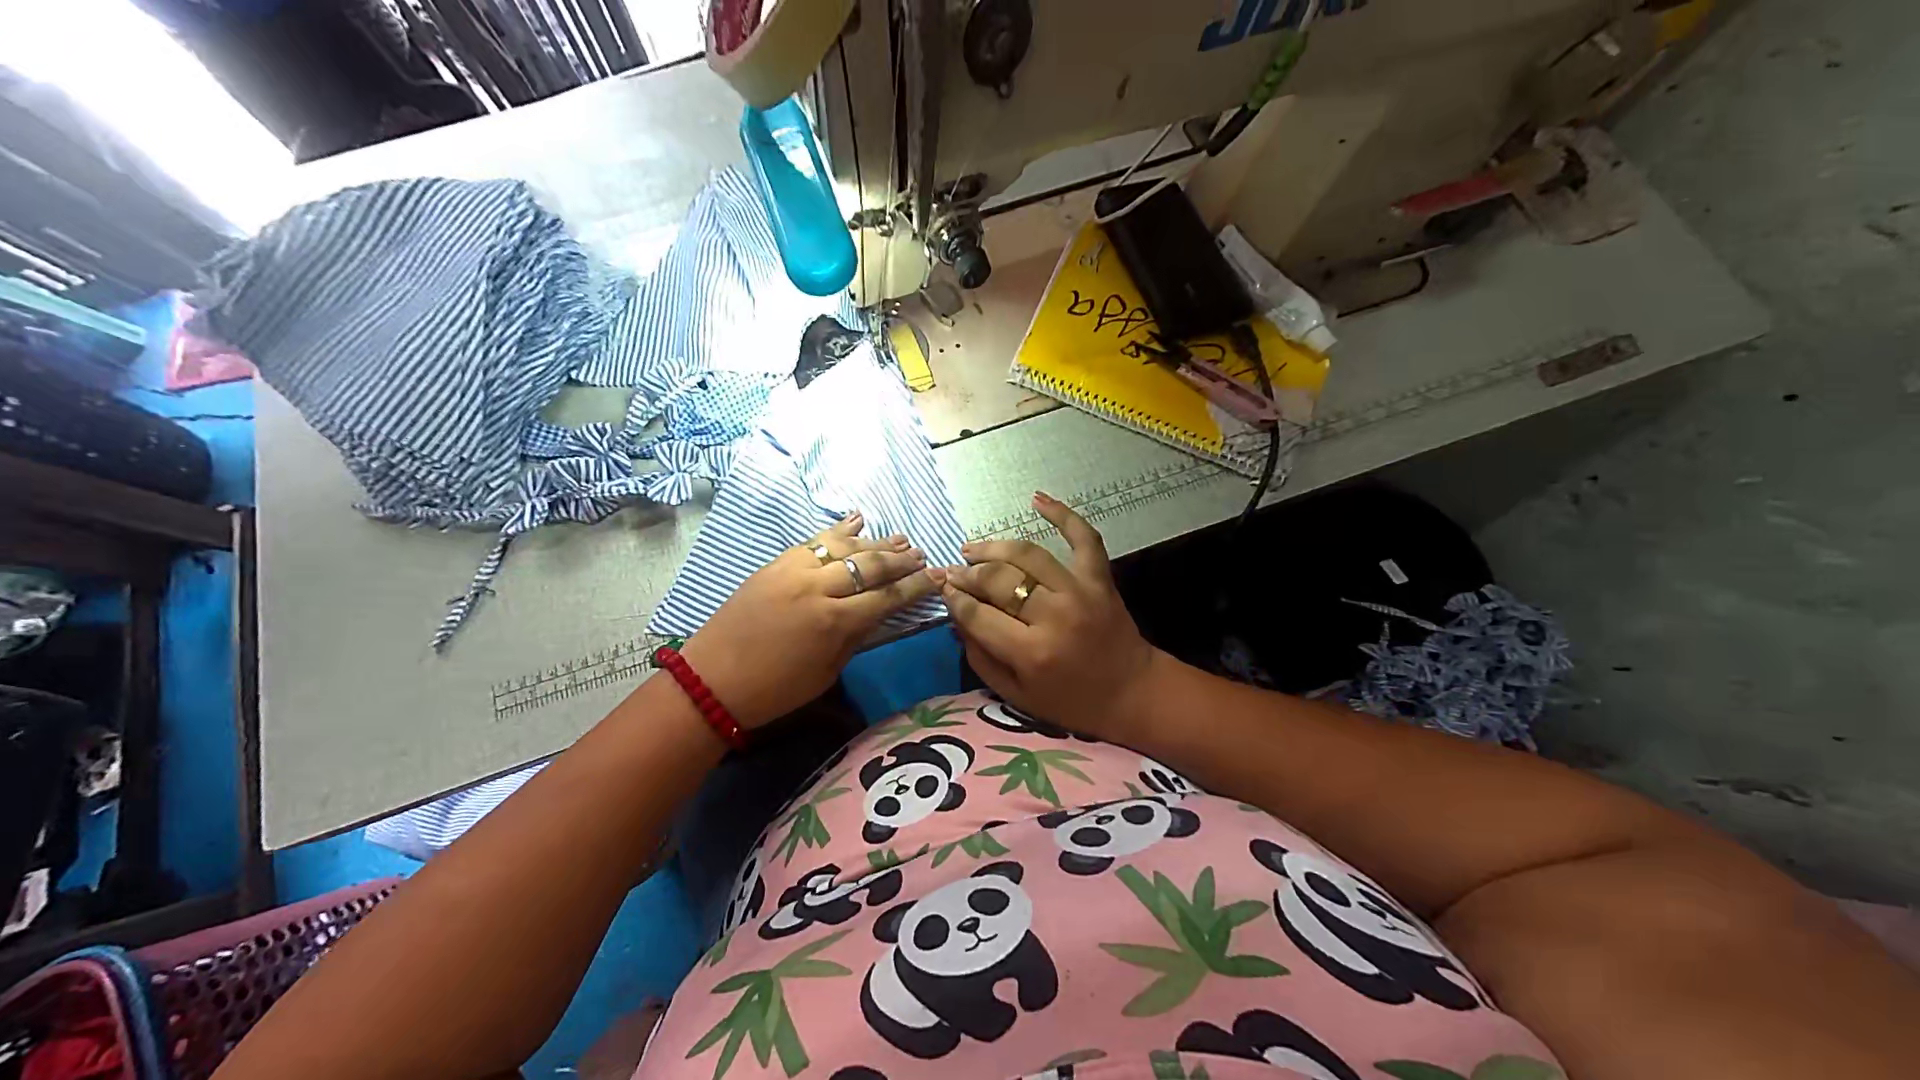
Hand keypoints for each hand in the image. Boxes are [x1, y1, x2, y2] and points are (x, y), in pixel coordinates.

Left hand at [678, 511, 935, 727]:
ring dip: (875, 543)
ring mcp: (793, 570)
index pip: (886, 597)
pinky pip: (812, 541)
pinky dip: (837, 531)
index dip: (915, 587)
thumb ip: (855, 638)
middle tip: (921, 556)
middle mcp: (817, 588)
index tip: (938, 577)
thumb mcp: (826, 672)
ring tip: (900, 539)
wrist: (711, 681)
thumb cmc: (774, 690)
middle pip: (870, 566)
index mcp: (833, 622)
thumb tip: (878, 613)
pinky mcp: (775, 564)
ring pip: (844, 547)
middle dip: (900, 561)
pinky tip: (857, 520)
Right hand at [931, 492, 1164, 740]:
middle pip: (998, 581)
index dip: (955, 598)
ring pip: (1028, 555)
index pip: (978, 614)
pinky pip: (1083, 538)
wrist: (1133, 692)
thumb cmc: (1071, 701)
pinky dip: (1063, 514)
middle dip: (968, 574)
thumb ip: (981, 657)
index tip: (943, 588)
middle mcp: (1054, 616)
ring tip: (973, 549)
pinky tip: (1037, 499)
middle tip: (954, 571)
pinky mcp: (1100, 578)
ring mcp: (1080, 592)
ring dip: (995, 548)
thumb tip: (958, 616)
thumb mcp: (1016, 694)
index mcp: (1032, 652)